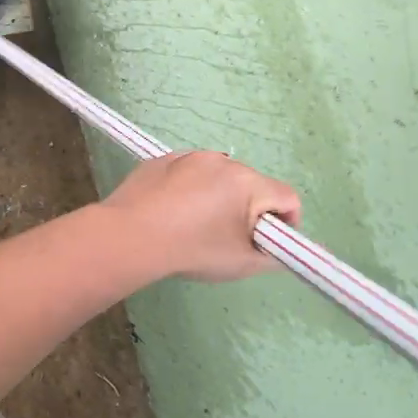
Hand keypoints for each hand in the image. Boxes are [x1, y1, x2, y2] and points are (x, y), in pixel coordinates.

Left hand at [102, 151, 301, 281]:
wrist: (130, 234)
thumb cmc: (193, 248)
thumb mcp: (246, 262)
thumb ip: (274, 252)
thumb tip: (276, 244)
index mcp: (246, 181)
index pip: (287, 197)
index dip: (285, 223)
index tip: (266, 242)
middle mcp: (218, 160)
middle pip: (252, 184)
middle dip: (249, 208)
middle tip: (229, 235)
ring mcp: (185, 156)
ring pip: (217, 176)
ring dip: (219, 194)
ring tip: (197, 223)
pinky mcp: (158, 159)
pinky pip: (187, 172)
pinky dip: (189, 187)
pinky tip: (173, 209)